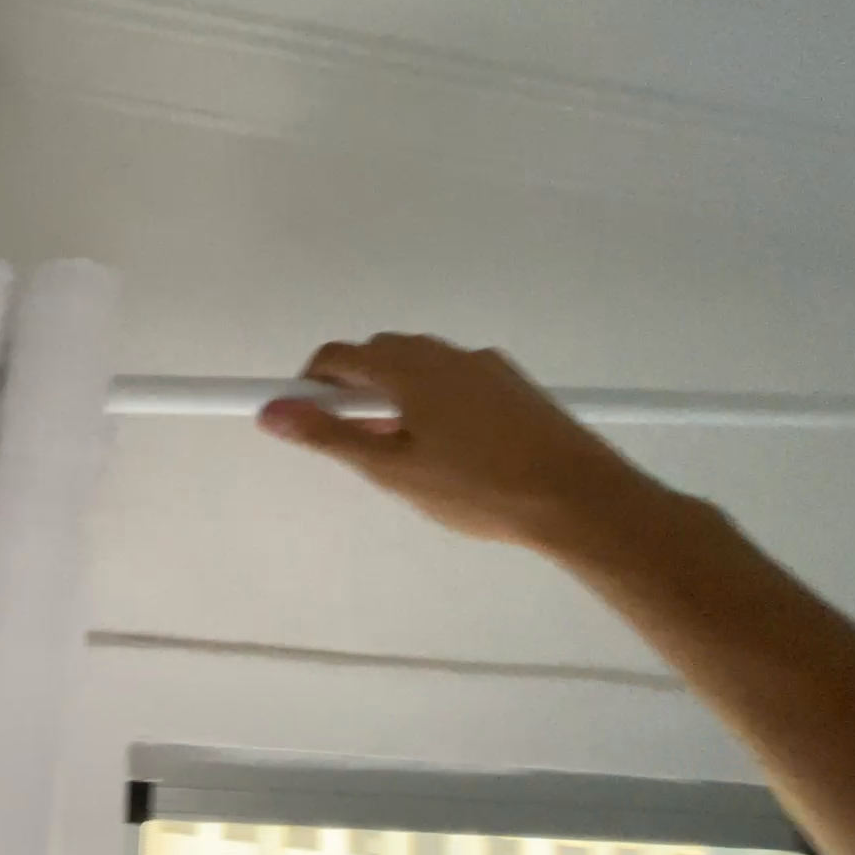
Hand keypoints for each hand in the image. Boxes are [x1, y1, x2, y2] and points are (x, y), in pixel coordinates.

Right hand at [257, 334, 673, 548]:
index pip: (337, 356)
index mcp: (409, 368)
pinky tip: (446, 443)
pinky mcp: (513, 383)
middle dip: (349, 387)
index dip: (307, 382)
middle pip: (376, 353)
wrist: (584, 501)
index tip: (303, 417)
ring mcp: (484, 365)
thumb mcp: (389, 468)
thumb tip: (270, 411)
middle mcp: (444, 353)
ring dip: (390, 390)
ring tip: (398, 445)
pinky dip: (428, 395)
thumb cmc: (475, 487)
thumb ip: (327, 436)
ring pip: (416, 363)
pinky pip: (452, 376)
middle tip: (351, 437)